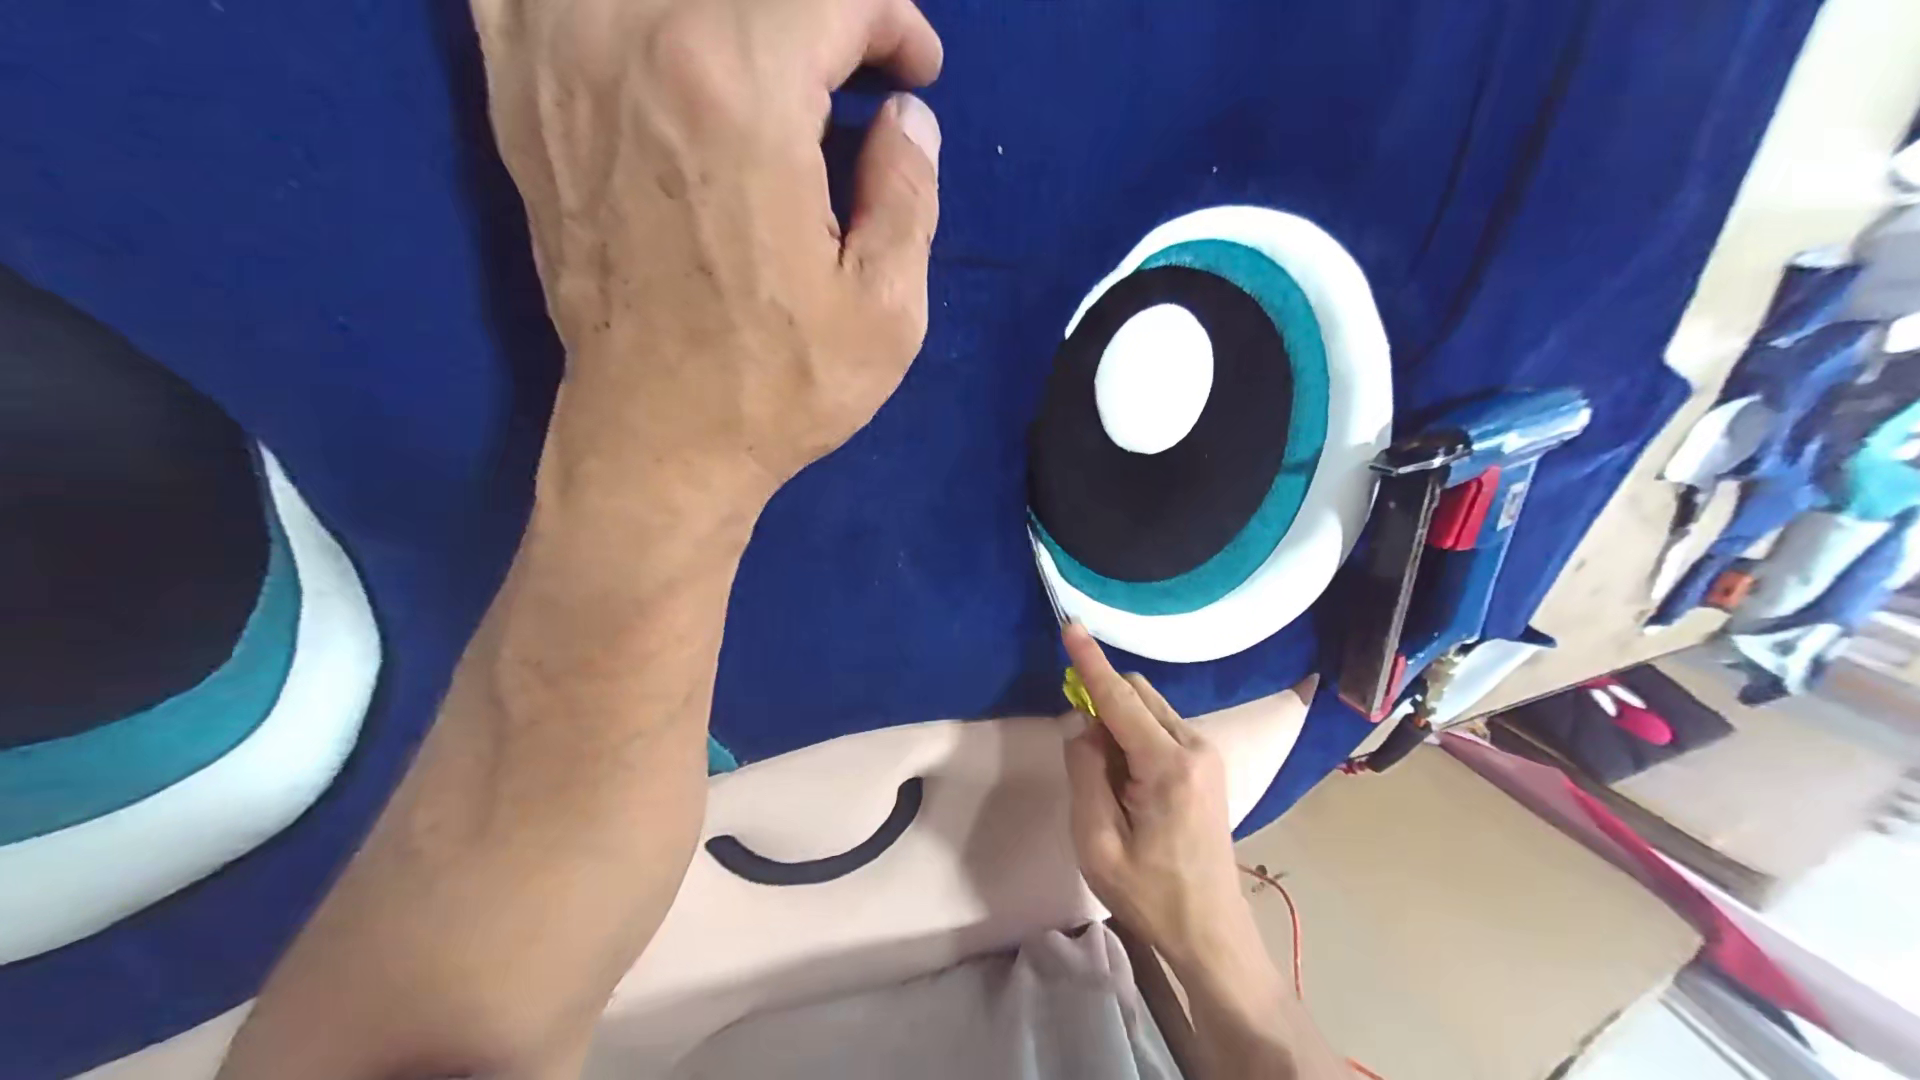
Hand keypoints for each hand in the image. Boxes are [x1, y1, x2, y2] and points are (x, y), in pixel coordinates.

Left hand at [471, 0, 943, 502]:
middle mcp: (635, 43)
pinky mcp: (522, 107)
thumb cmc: (781, 387)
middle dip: (824, 8)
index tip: (913, 68)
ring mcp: (561, 67)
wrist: (658, 445)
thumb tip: (907, 118)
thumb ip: (909, 194)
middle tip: (856, 65)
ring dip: (728, 8)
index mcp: (740, 92)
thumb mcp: (885, 311)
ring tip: (771, 59)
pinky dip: (598, 5)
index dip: (889, 15)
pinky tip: (644, 34)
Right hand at [1060, 624, 1258, 965]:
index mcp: (1168, 765)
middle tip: (1086, 760)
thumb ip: (1085, 772)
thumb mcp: (1096, 842)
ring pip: (1147, 708)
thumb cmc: (1150, 894)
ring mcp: (1205, 753)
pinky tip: (1129, 784)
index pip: (1119, 698)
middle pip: (1136, 694)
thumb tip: (1083, 725)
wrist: (1211, 932)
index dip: (1090, 661)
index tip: (1071, 624)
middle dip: (1101, 704)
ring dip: (1116, 725)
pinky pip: (1158, 726)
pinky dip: (1132, 737)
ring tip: (1111, 786)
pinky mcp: (1205, 763)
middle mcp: (1194, 746)